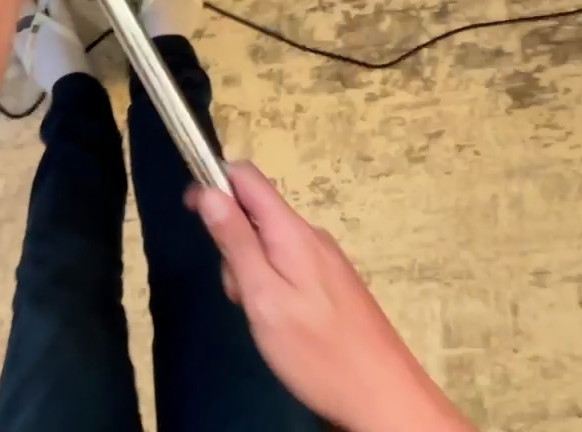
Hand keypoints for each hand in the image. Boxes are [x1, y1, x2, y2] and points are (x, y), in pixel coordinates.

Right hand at [191, 164, 475, 431]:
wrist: (390, 405)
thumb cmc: (319, 353)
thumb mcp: (264, 298)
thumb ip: (235, 242)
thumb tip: (209, 192)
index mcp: (291, 231)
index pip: (245, 176)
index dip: (212, 182)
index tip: (192, 211)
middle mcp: (310, 235)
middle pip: (255, 211)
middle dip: (232, 241)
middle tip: (239, 292)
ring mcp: (325, 259)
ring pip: (269, 241)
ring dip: (251, 268)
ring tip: (263, 315)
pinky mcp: (333, 283)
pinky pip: (288, 263)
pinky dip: (272, 282)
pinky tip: (283, 322)